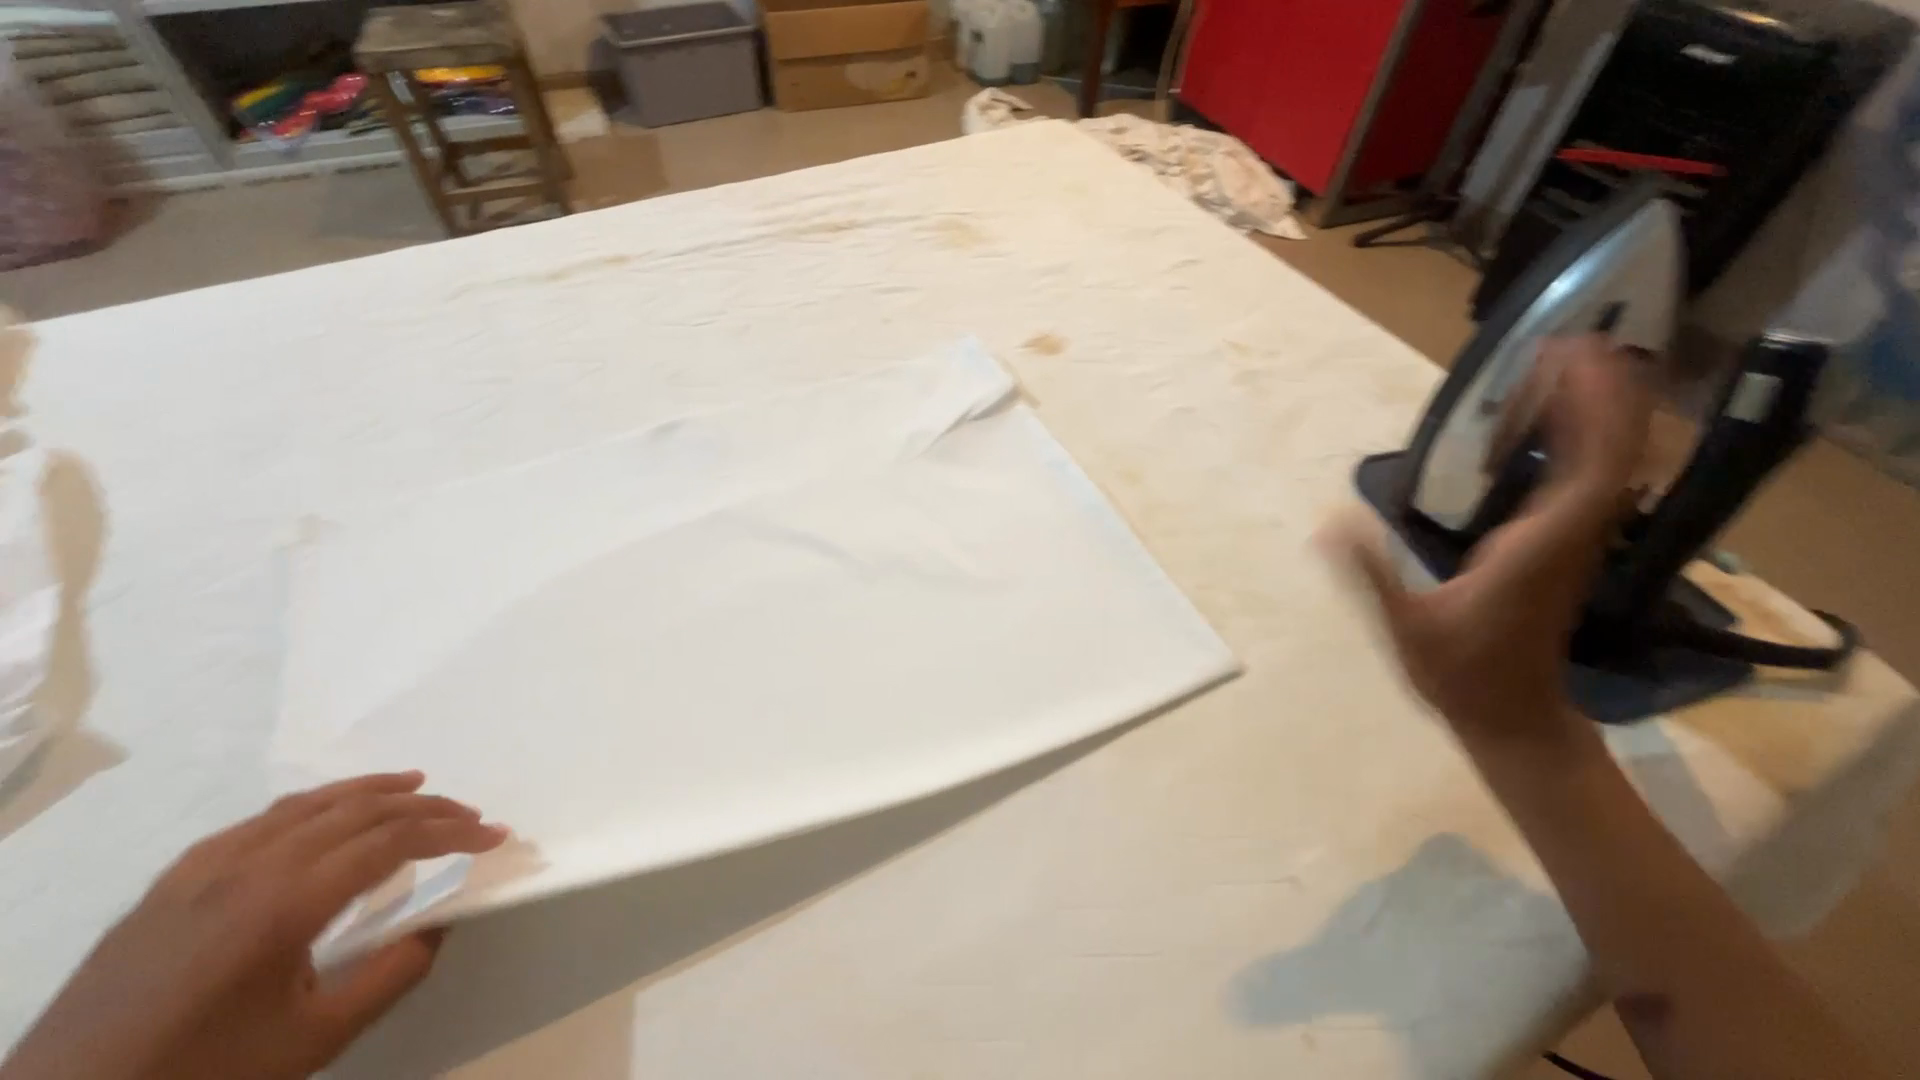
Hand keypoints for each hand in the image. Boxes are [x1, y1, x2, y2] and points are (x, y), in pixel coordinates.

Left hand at [1, 772, 506, 1079]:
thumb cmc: (203, 1074)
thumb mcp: (314, 1040)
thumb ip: (391, 974)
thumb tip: (441, 922)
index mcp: (286, 903)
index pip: (391, 842)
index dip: (451, 833)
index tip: (495, 835)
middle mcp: (249, 866)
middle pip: (357, 812)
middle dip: (424, 807)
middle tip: (469, 815)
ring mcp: (204, 867)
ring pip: (307, 805)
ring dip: (371, 792)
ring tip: (415, 787)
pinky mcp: (173, 879)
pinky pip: (258, 822)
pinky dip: (312, 806)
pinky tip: (325, 817)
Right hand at [1324, 336, 1652, 742]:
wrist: (1513, 717)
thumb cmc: (1461, 674)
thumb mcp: (1405, 625)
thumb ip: (1369, 573)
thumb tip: (1329, 522)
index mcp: (1538, 547)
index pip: (1588, 466)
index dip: (1590, 407)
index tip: (1570, 357)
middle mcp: (1570, 536)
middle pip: (1611, 451)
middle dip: (1602, 393)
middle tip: (1572, 341)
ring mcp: (1575, 543)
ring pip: (1609, 464)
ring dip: (1600, 412)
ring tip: (1571, 367)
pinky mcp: (1567, 550)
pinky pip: (1590, 483)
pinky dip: (1585, 444)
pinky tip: (1557, 425)